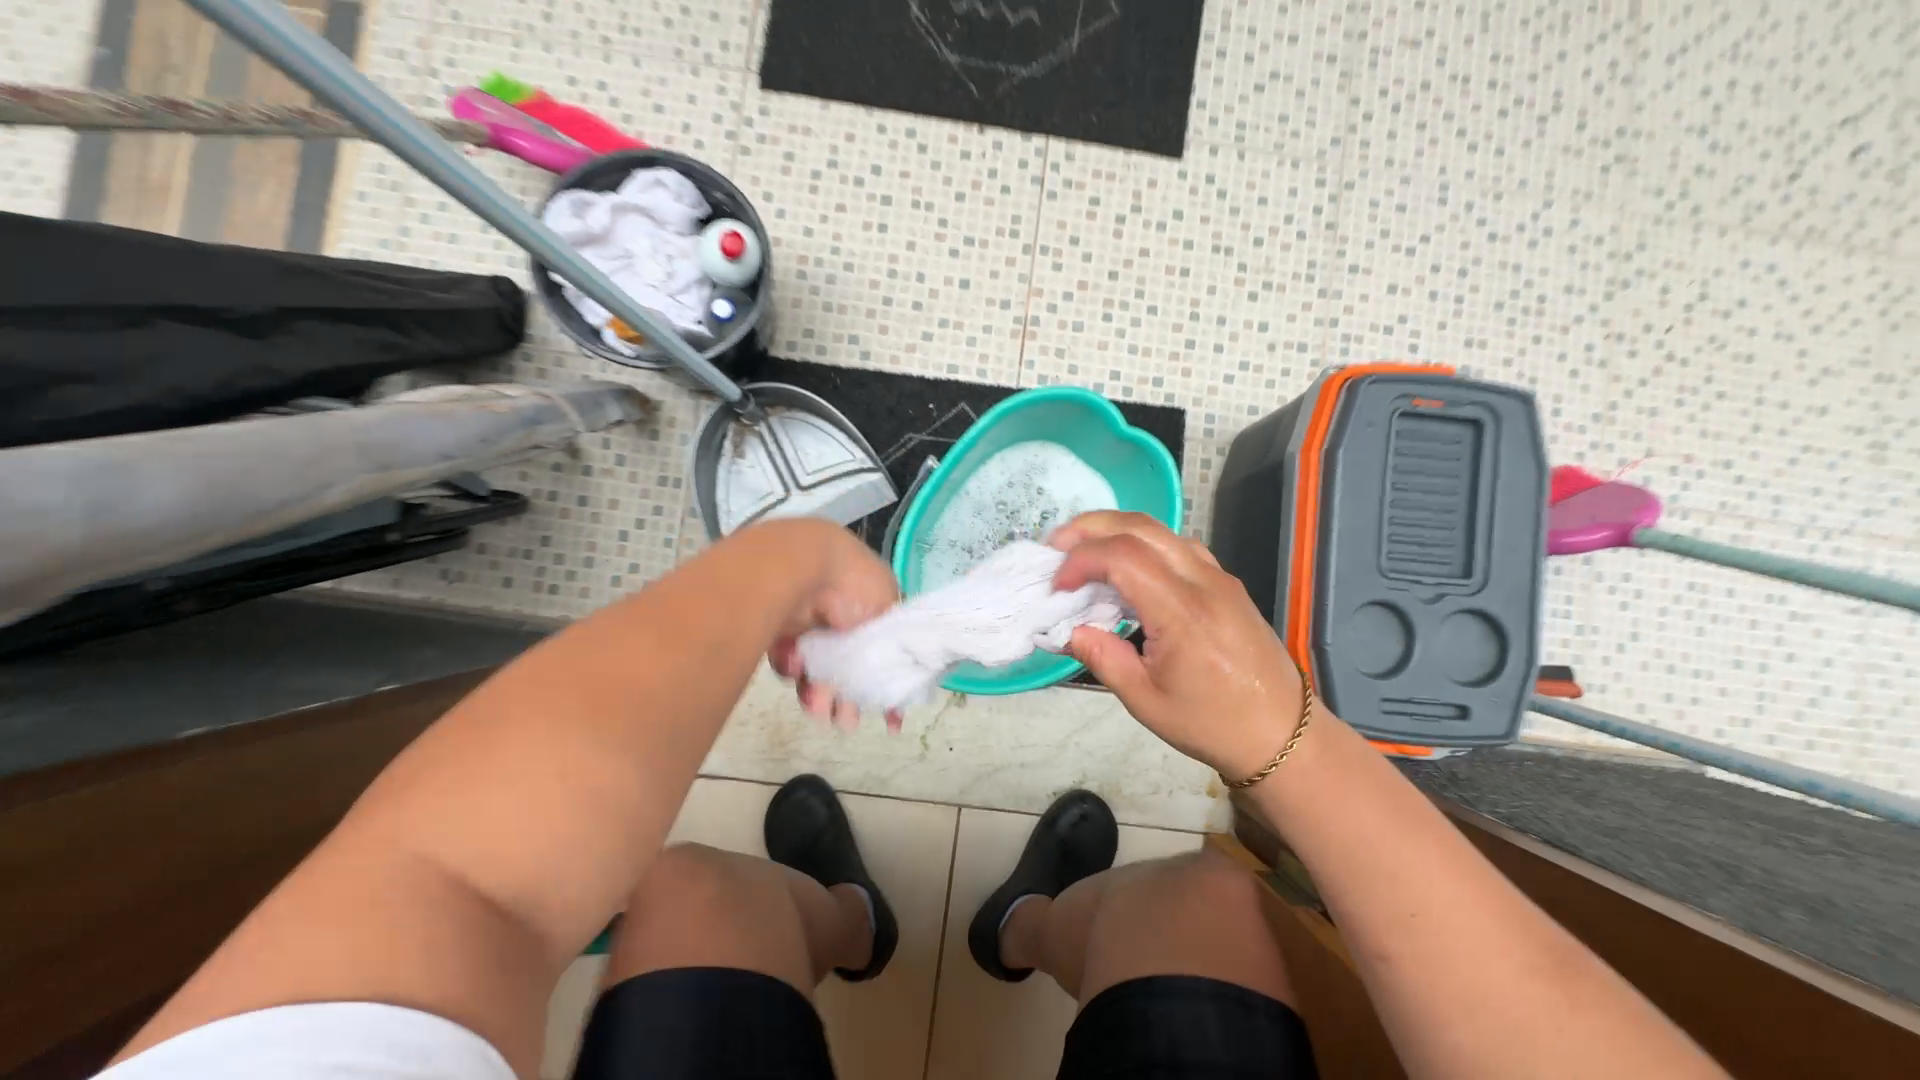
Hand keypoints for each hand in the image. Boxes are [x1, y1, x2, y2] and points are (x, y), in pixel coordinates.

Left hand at [758, 519, 905, 733]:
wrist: (798, 565)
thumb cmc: (853, 584)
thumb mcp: (891, 609)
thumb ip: (898, 643)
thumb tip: (903, 673)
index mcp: (873, 601)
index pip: (883, 649)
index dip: (886, 681)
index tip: (888, 716)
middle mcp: (843, 611)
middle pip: (849, 665)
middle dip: (849, 696)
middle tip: (848, 722)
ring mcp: (810, 621)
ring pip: (818, 668)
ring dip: (821, 694)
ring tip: (822, 714)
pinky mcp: (779, 630)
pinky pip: (791, 660)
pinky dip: (796, 670)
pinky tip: (799, 672)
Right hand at [1050, 512, 1306, 778]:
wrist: (1282, 733)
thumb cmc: (1211, 723)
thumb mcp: (1144, 700)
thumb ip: (1101, 657)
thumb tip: (1064, 631)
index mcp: (1183, 612)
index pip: (1123, 556)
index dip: (1080, 560)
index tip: (1056, 587)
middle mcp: (1203, 582)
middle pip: (1140, 526)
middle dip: (1090, 527)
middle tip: (1055, 545)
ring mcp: (1219, 578)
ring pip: (1161, 530)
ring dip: (1116, 531)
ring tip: (1082, 552)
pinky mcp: (1226, 583)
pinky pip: (1178, 546)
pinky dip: (1143, 544)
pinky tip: (1124, 568)